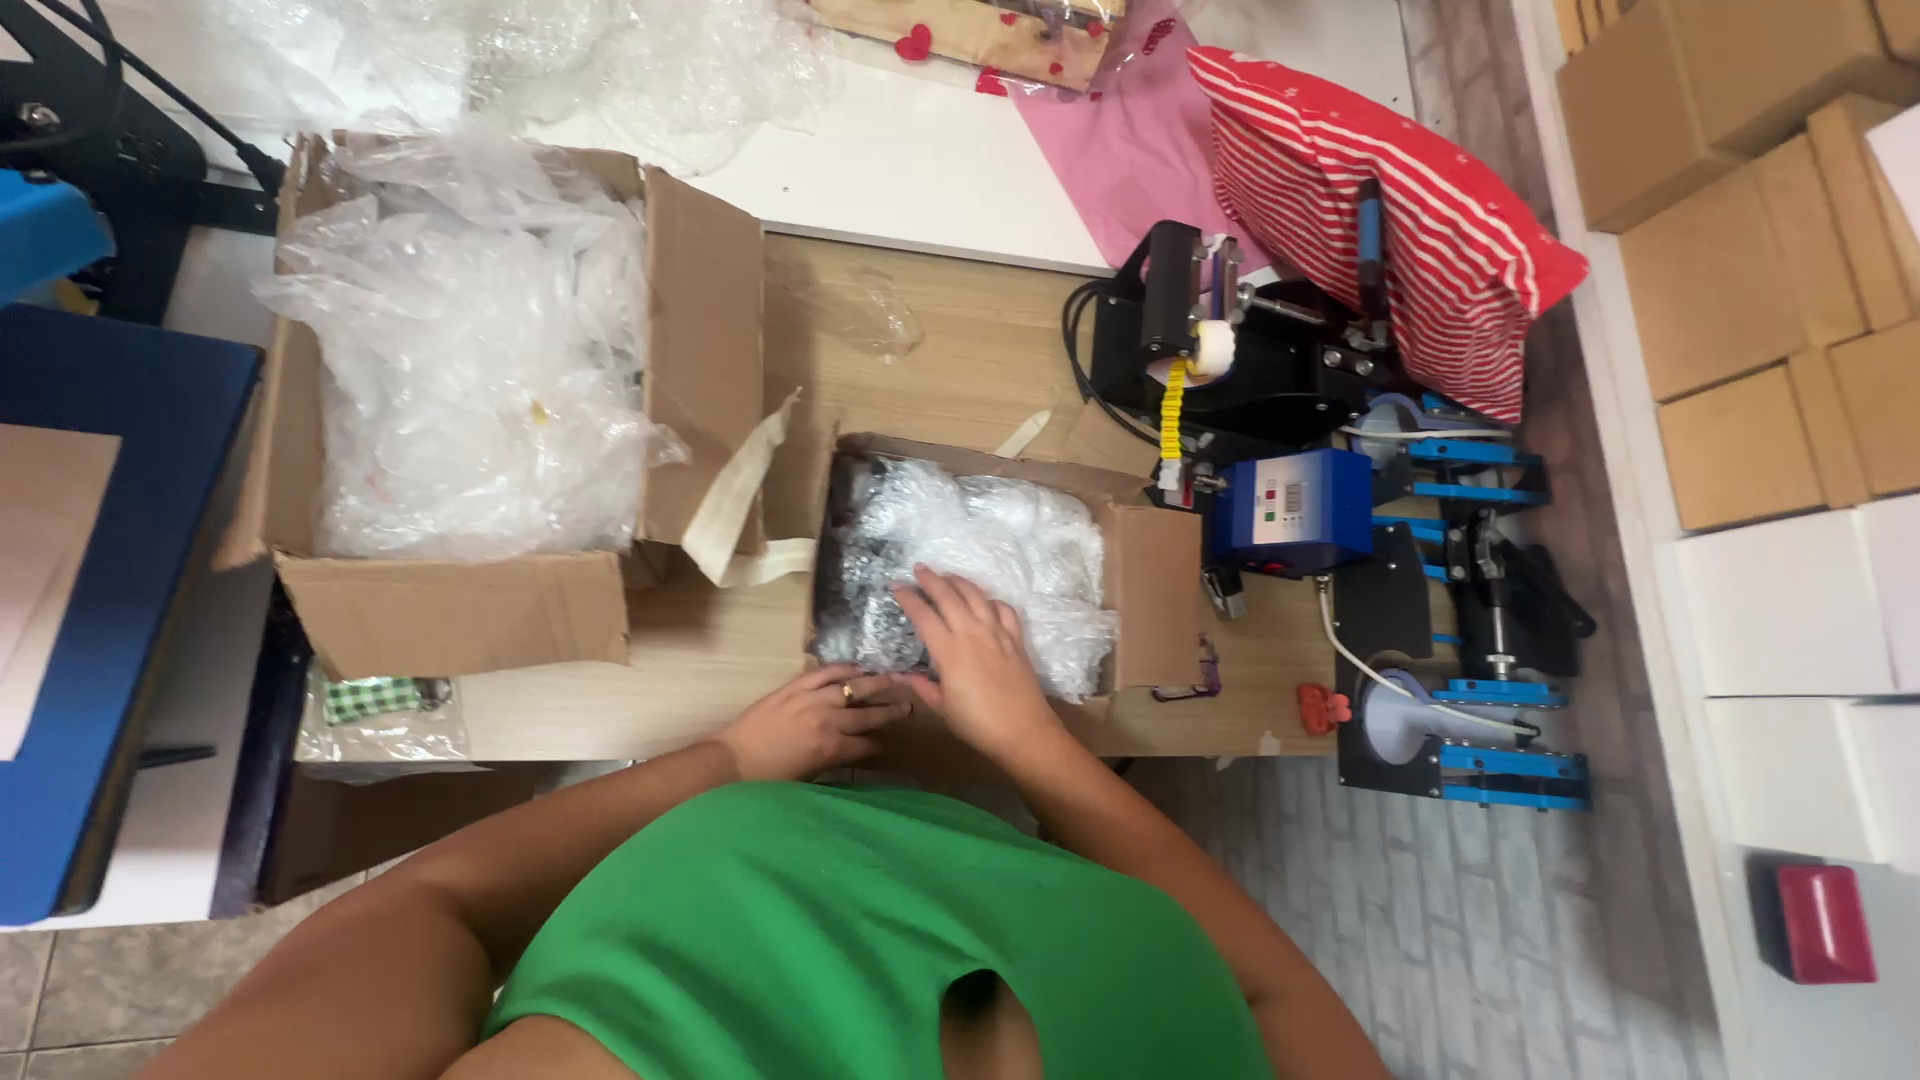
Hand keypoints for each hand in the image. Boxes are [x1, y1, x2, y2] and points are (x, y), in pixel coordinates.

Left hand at [708, 665, 910, 781]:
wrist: (731, 761)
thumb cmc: (768, 779)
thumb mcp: (808, 777)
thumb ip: (834, 762)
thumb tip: (855, 750)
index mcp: (831, 748)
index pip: (867, 743)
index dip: (880, 743)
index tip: (889, 741)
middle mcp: (827, 720)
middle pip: (868, 713)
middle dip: (891, 710)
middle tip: (909, 705)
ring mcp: (811, 699)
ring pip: (852, 687)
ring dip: (875, 683)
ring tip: (893, 679)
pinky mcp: (795, 686)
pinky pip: (825, 672)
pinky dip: (843, 668)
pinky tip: (857, 668)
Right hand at [891, 565, 1067, 763]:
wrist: (1024, 732)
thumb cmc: (977, 724)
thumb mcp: (942, 708)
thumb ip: (921, 686)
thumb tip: (899, 675)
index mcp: (949, 651)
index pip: (924, 615)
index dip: (908, 598)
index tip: (896, 586)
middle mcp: (972, 633)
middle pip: (949, 595)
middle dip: (932, 579)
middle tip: (919, 569)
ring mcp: (997, 633)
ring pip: (976, 596)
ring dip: (960, 582)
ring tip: (948, 576)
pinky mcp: (1016, 639)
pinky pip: (1004, 610)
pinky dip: (992, 600)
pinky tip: (985, 602)